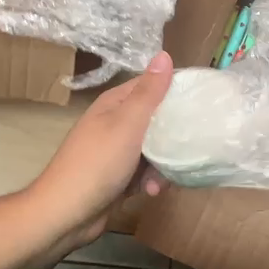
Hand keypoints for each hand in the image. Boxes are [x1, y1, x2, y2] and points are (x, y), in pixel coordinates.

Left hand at [22, 52, 173, 251]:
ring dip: (162, 165)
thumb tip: (164, 54)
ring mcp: (116, 152)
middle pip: (156, 120)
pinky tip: (149, 192)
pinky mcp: (118, 177)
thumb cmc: (97, 163)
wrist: (65, 214)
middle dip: (172, 136)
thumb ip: (149, 93)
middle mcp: (115, 123)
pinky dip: (149, 181)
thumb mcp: (128, 124)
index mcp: (114, 104)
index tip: (203, 101)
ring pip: (154, 149)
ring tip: (159, 180)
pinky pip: (144, 172)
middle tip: (186, 147)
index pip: (151, 85)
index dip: (175, 90)